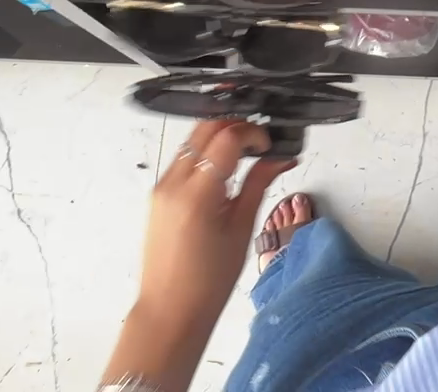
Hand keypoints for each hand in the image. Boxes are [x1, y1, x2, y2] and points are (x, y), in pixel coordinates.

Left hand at [136, 120, 297, 330]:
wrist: (170, 311)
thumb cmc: (207, 282)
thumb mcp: (242, 229)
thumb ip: (258, 184)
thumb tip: (279, 158)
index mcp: (197, 195)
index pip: (227, 138)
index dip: (253, 133)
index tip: (268, 145)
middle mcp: (174, 184)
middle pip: (205, 127)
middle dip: (236, 125)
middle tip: (259, 141)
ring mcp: (162, 186)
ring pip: (192, 139)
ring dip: (219, 136)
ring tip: (244, 154)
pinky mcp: (158, 192)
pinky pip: (183, 157)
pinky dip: (205, 152)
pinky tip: (222, 170)